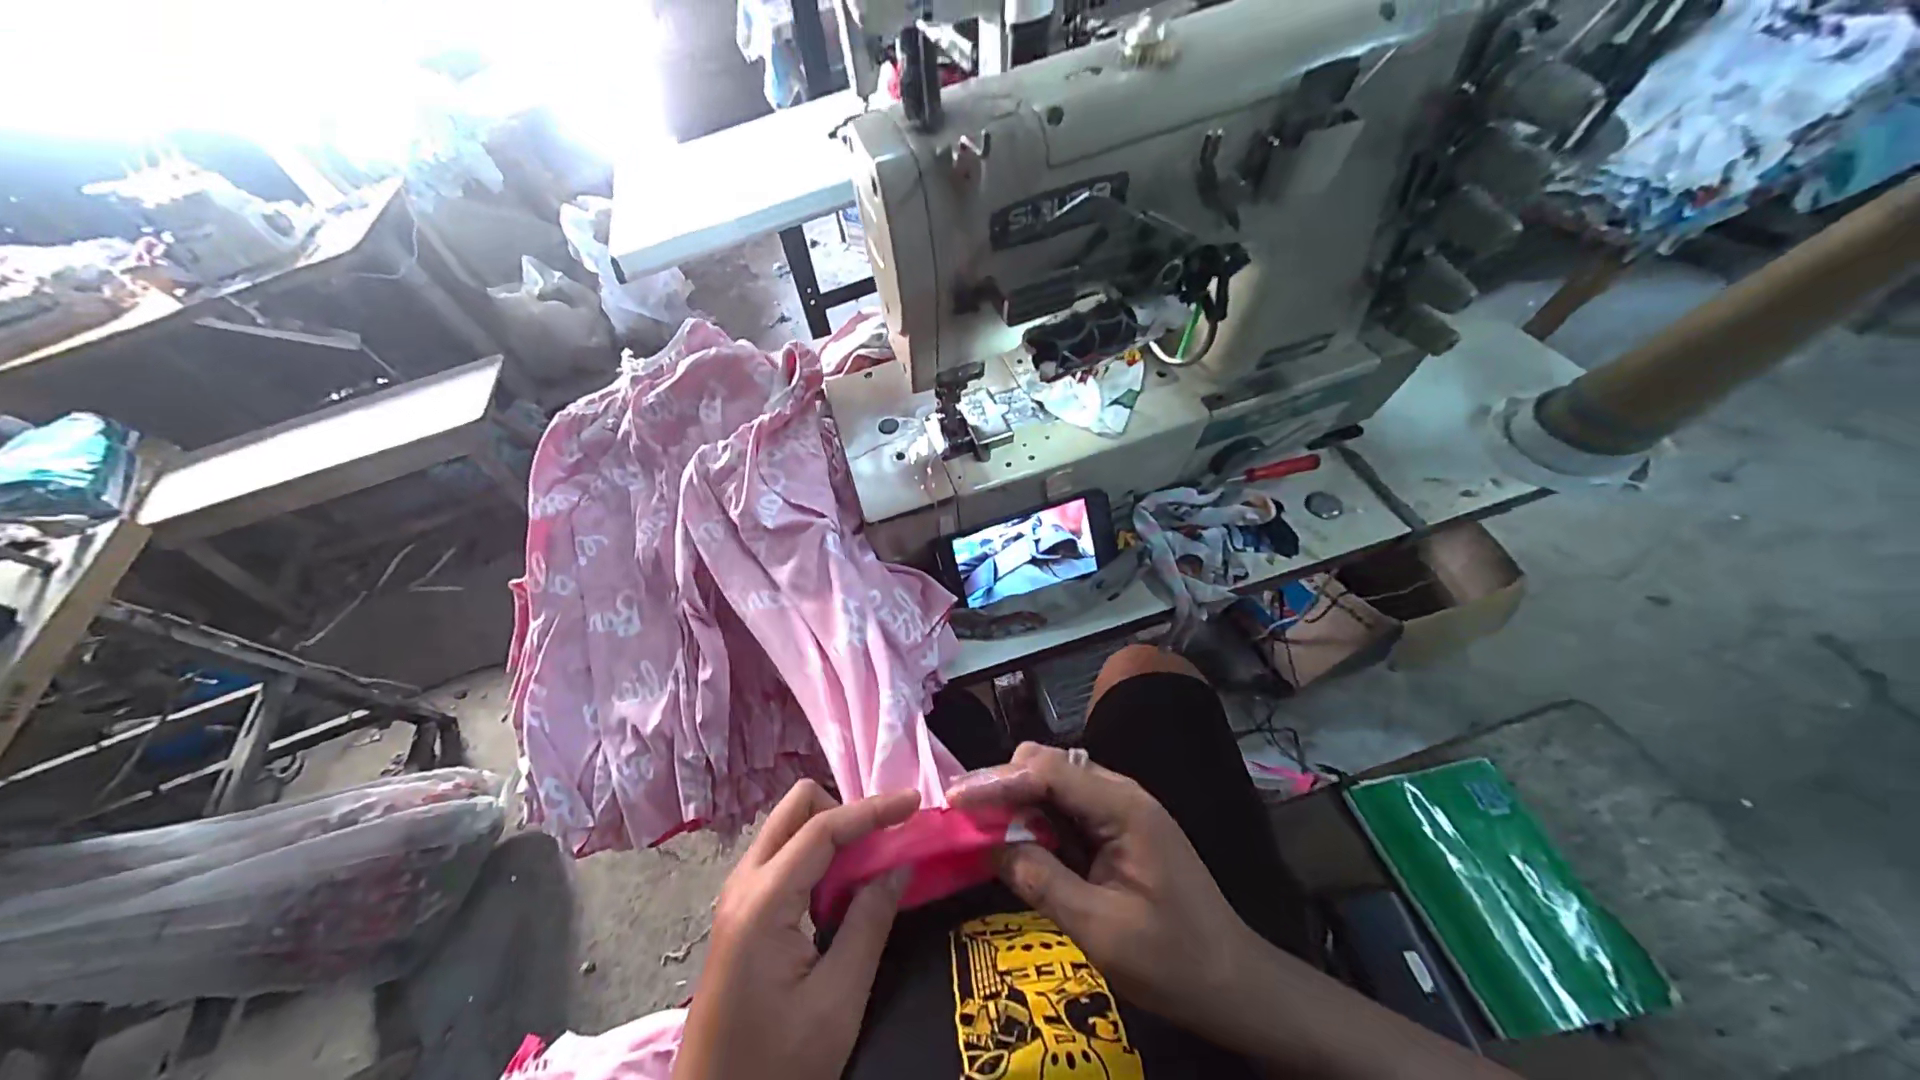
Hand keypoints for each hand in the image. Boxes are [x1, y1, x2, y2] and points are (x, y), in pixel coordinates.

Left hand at [673, 781, 917, 1079]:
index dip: (872, 809)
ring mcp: (737, 896)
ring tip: (872, 860)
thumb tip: (900, 865)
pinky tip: (843, 885)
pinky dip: (818, 854)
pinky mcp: (742, 912)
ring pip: (788, 827)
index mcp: (763, 902)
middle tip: (886, 838)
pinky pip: (783, 856)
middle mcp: (742, 884)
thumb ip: (869, 923)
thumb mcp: (837, 1000)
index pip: (821, 828)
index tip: (914, 801)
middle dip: (845, 810)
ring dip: (833, 831)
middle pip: (795, 808)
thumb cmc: (777, 1063)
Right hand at [946, 742, 1263, 1044]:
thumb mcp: (1100, 928)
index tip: (953, 800)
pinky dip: (1036, 818)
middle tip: (966, 820)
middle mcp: (1121, 794)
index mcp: (1123, 808)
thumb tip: (991, 846)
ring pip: (1054, 782)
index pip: (1048, 771)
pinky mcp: (1118, 828)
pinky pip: (1067, 807)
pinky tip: (1018, 841)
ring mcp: (1121, 808)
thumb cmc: (1171, 959)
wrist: (1233, 982)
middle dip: (1003, 785)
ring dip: (1017, 801)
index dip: (997, 780)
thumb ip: (1041, 881)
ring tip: (981, 829)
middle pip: (1048, 765)